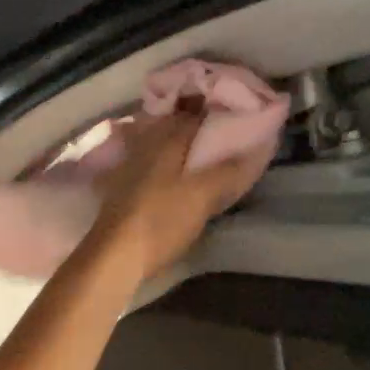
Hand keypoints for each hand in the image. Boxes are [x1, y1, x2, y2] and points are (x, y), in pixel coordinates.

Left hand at [85, 97, 270, 282]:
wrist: (116, 256)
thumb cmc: (161, 220)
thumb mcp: (203, 195)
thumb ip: (228, 170)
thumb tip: (254, 148)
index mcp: (166, 140)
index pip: (194, 114)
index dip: (216, 113)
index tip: (238, 116)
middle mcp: (144, 145)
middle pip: (174, 126)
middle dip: (196, 127)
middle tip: (222, 134)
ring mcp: (128, 166)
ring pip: (159, 144)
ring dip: (178, 146)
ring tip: (201, 154)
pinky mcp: (119, 188)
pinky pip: (148, 164)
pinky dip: (164, 165)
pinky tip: (172, 176)